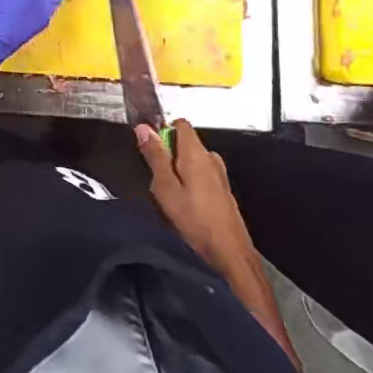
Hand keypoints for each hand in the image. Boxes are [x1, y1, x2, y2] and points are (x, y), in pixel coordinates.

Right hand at [137, 119, 252, 274]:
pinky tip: (182, 201)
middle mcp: (210, 157)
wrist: (228, 249)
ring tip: (166, 193)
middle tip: (155, 177)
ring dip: (176, 169)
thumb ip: (155, 156)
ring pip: (191, 159)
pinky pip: (199, 173)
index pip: (180, 124)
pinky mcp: (221, 187)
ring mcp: (218, 172)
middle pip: (184, 142)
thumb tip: (144, 128)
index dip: (163, 129)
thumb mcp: (165, 187)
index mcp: (196, 153)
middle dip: (167, 153)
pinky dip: (187, 180)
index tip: (150, 147)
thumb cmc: (194, 218)